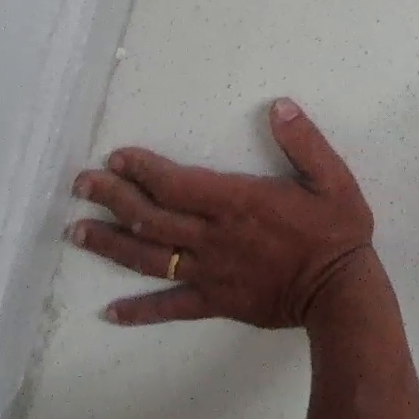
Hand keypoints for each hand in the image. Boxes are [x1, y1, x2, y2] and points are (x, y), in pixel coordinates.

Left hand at [67, 98, 376, 327]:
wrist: (340, 290)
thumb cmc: (336, 230)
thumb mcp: (332, 177)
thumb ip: (304, 141)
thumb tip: (279, 106)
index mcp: (238, 202)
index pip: (177, 183)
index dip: (143, 169)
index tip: (117, 157)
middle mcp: (214, 237)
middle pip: (152, 217)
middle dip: (113, 197)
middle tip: (82, 184)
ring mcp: (210, 273)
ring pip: (150, 258)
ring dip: (111, 243)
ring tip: (77, 231)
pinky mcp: (215, 303)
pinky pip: (171, 307)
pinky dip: (139, 311)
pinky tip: (111, 312)